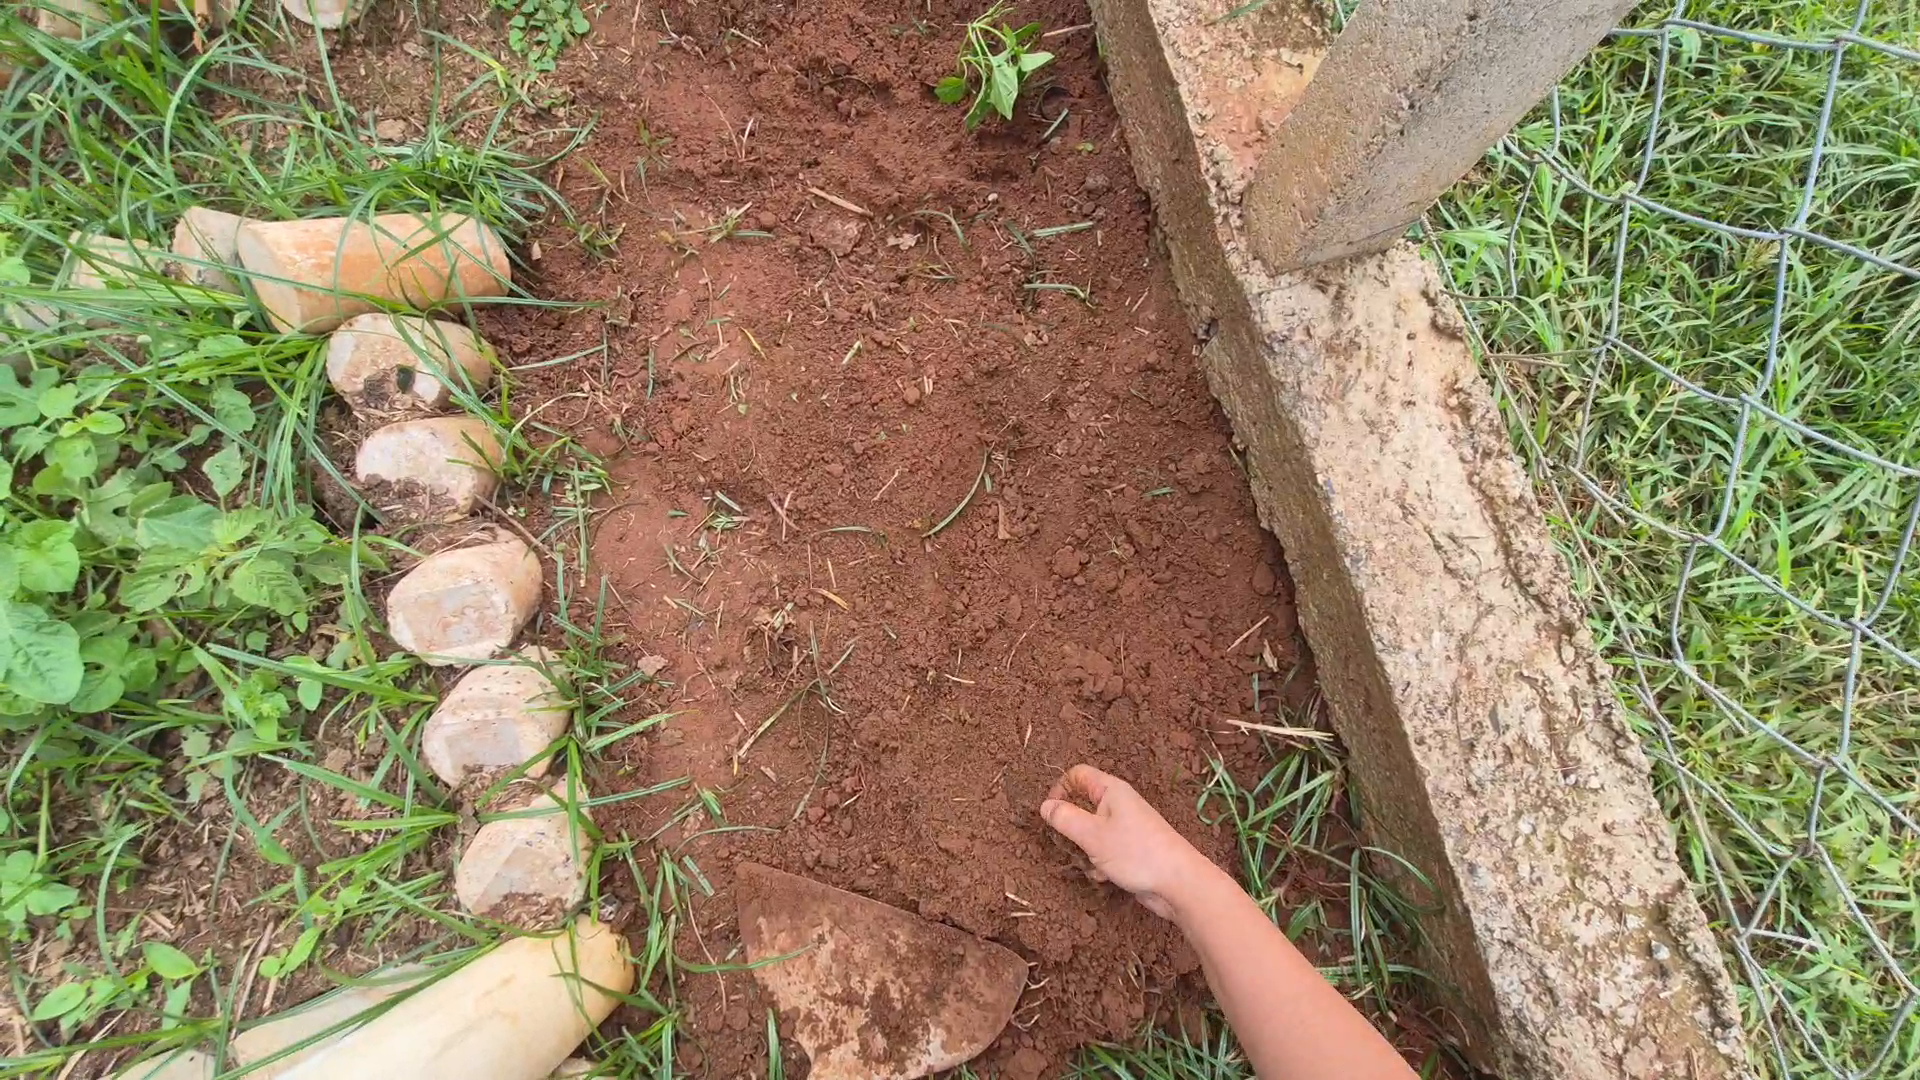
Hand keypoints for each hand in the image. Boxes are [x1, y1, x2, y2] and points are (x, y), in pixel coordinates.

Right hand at [1039, 764, 1219, 919]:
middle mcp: (1118, 803)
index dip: (1059, 789)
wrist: (1179, 883)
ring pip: (1092, 830)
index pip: (1077, 774)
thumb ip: (1065, 818)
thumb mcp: (1092, 835)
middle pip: (1082, 803)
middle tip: (1067, 842)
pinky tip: (1104, 876)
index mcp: (1110, 790)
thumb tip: (1044, 806)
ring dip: (1085, 847)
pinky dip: (1099, 860)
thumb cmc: (1137, 853)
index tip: (1051, 813)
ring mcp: (1126, 826)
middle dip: (1071, 825)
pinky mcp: (1131, 848)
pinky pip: (1104, 848)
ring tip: (1090, 862)